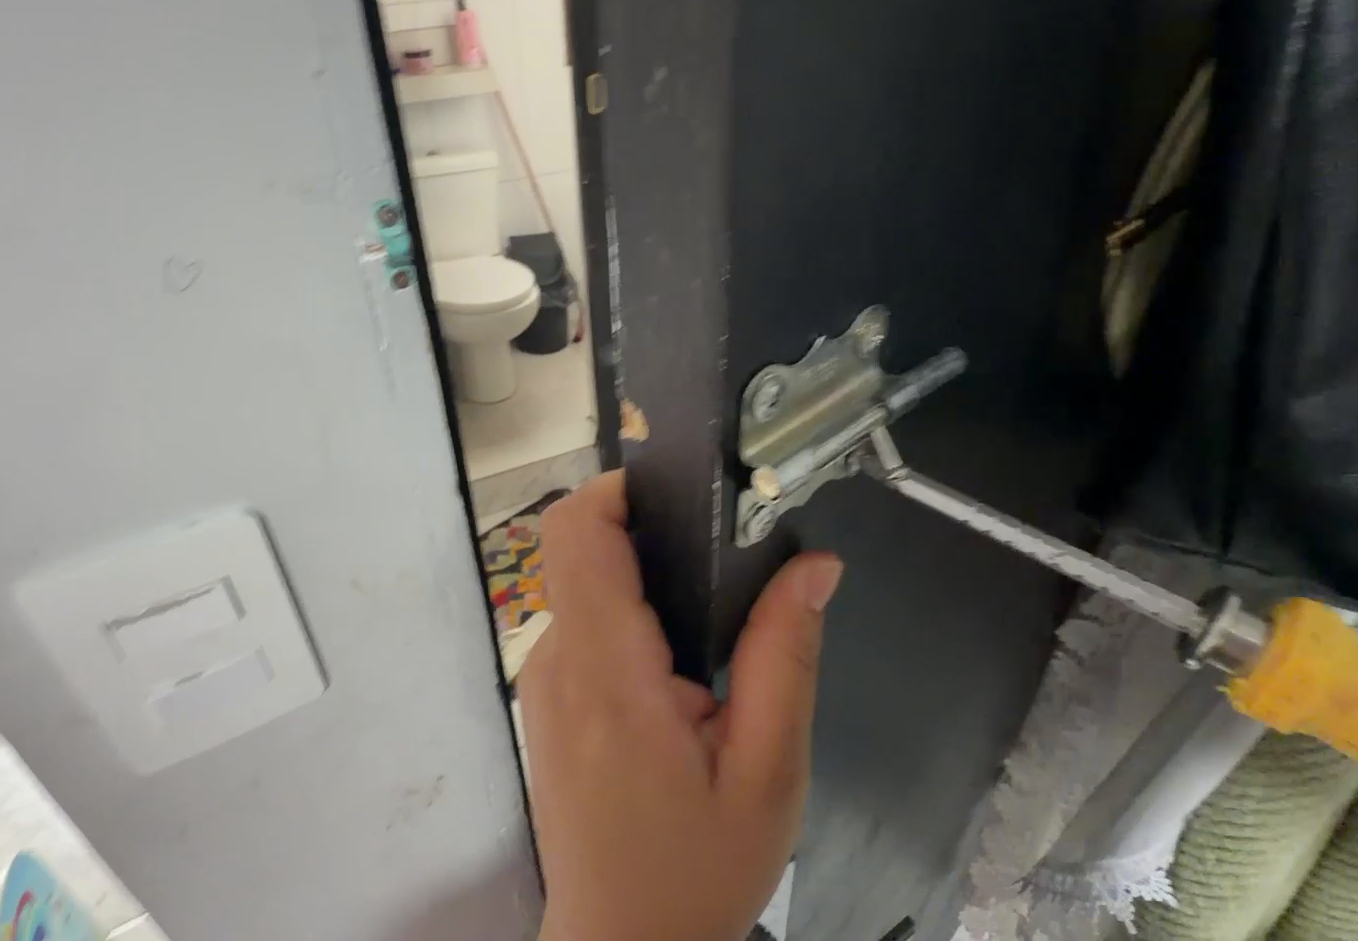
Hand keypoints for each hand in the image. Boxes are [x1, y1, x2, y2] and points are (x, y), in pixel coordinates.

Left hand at [520, 471, 842, 940]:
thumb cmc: (695, 868)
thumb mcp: (768, 771)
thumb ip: (784, 657)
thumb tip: (815, 566)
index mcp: (606, 671)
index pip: (577, 533)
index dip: (620, 489)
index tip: (683, 492)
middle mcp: (556, 660)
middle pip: (580, 548)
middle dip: (648, 532)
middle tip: (724, 557)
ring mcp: (543, 679)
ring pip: (585, 584)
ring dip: (643, 581)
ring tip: (711, 621)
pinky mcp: (547, 698)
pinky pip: (583, 623)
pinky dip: (628, 617)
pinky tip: (680, 663)